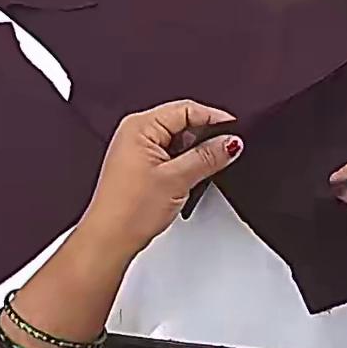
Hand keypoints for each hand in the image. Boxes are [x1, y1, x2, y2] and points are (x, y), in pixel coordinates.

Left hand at [80, 100, 241, 256]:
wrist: (111, 238)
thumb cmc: (128, 209)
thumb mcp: (177, 178)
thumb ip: (208, 156)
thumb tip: (230, 142)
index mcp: (140, 126)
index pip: (186, 109)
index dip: (214, 118)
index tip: (235, 130)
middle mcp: (136, 133)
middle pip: (183, 123)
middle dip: (205, 137)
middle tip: (224, 153)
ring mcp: (139, 150)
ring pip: (179, 141)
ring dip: (195, 154)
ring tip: (201, 172)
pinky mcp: (143, 166)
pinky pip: (171, 155)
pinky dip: (185, 164)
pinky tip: (189, 178)